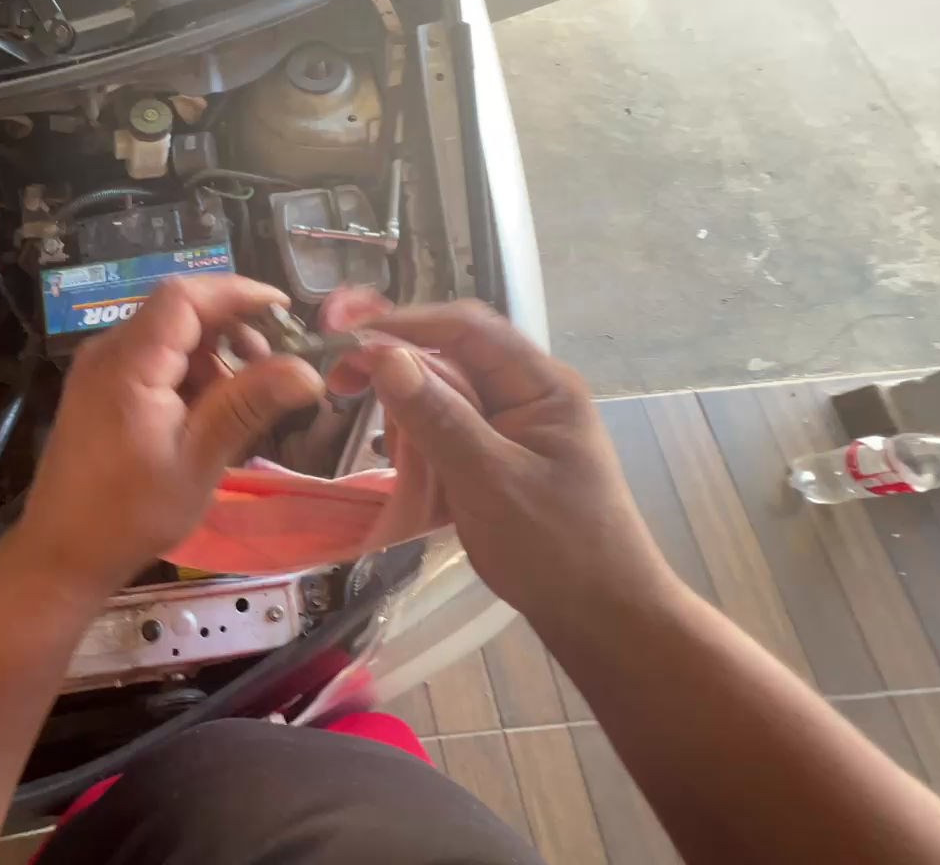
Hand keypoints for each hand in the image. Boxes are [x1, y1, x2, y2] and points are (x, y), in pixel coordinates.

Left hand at [10, 276, 325, 592]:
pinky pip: (150, 359)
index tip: (286, 313)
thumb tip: (309, 369)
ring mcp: (98, 368)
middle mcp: (106, 351)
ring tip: (238, 403)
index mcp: (129, 363)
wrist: (63, 550)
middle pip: (176, 312)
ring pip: (166, 336)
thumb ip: (248, 405)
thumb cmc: (131, 512)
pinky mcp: (97, 387)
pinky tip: (203, 414)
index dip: (237, 293)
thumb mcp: (199, 461)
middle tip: (269, 370)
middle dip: (230, 330)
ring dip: (210, 356)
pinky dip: (185, 374)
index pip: (184, 296)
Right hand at [358, 301, 679, 626]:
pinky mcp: (492, 450)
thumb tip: (382, 356)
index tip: (344, 340)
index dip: (402, 324)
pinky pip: (441, 422)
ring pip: (439, 389)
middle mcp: (525, 391)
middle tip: (340, 385)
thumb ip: (437, 416)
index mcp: (540, 384)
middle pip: (447, 353)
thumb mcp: (489, 479)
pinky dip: (412, 432)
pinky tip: (395, 454)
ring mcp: (509, 421)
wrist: (598, 616)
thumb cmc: (555, 547)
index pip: (465, 327)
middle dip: (394, 366)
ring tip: (373, 429)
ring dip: (402, 404)